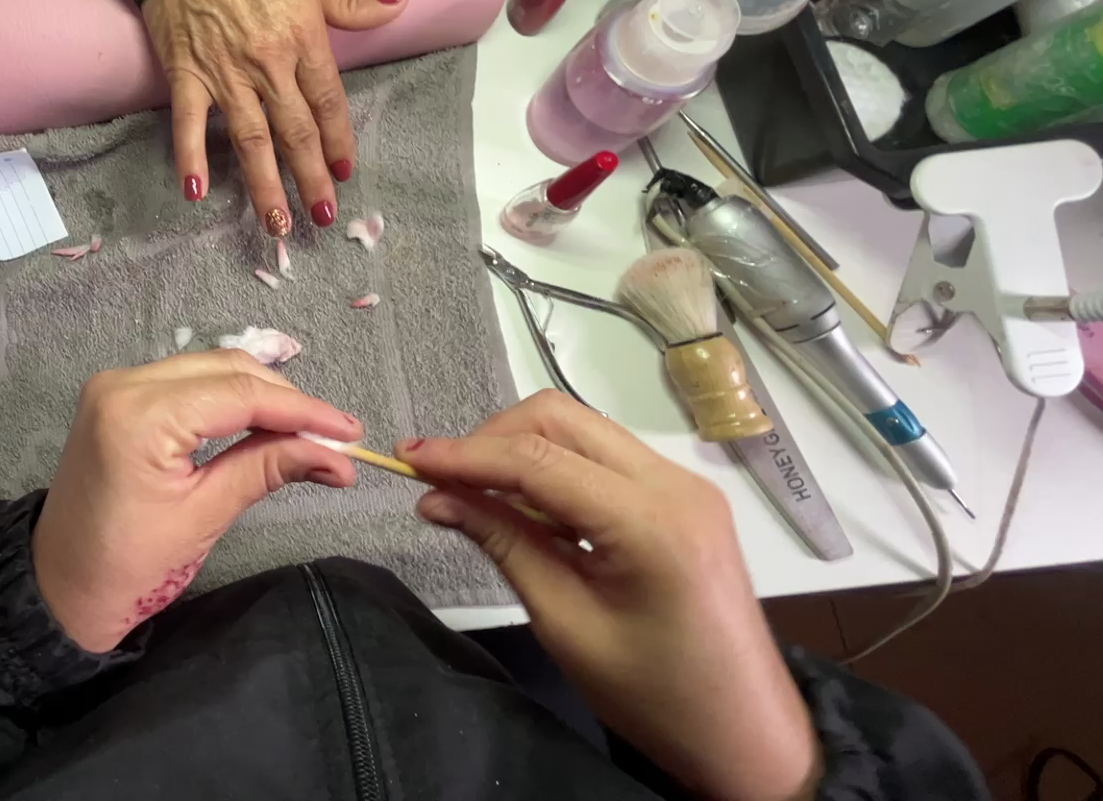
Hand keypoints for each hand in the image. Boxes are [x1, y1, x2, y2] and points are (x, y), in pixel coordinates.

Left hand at [32, 350, 360, 651]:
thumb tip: (336, 456)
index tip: (349, 431)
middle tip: (331, 436)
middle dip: (284, 399)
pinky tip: (259, 420)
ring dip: (259, 394)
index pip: (239, 394)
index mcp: (140, 415)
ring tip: (304, 431)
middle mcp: (124, 382)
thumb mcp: (204, 516)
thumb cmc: (128, 566)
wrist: (59, 583)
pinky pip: (186, 380)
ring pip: (209, 368)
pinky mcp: (118, 393)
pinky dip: (227, 397)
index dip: (301, 409)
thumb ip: (267, 468)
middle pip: (226, 369)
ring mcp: (117, 383)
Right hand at [145, 0, 404, 236]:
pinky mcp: (187, 73)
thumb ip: (354, 0)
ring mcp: (225, 74)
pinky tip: (196, 192)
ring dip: (265, 185)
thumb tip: (399, 7)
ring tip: (275, 224)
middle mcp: (268, 65)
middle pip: (295, 132)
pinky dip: (190, 157)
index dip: (338, 139)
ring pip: (251, 140)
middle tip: (321, 216)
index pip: (328, 101)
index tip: (346, 171)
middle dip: (310, 178)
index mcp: (303, 39)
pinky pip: (189, 124)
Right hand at [398, 393, 819, 800]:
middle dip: (488, 439)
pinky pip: (594, 451)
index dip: (463, 454)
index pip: (536, 458)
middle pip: (556, 418)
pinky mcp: (676, 492)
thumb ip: (500, 542)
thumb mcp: (564, 622)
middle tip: (442, 477)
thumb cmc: (656, 698)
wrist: (751, 739)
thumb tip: (434, 497)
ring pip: (574, 425)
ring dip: (514, 445)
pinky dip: (545, 462)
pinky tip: (520, 500)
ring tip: (473, 489)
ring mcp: (679, 482)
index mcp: (651, 523)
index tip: (407, 459)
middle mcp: (672, 483)